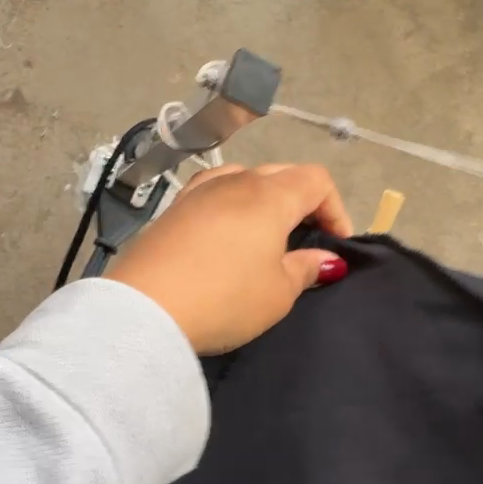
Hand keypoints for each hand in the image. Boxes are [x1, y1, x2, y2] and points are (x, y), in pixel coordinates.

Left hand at [108, 163, 353, 353]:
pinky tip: (226, 232)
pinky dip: (231, 206)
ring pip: (244, 179)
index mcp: (270, 196)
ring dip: (265, 201)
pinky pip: (213, 194)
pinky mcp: (172, 210)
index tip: (337, 246)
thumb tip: (325, 259)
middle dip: (303, 202)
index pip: (316, 181)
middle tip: (307, 240)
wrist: (145, 309)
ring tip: (265, 235)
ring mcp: (198, 192)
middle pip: (281, 174)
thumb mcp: (278, 293)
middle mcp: (235, 182)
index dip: (335, 209)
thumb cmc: (225, 299)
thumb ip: (305, 269)